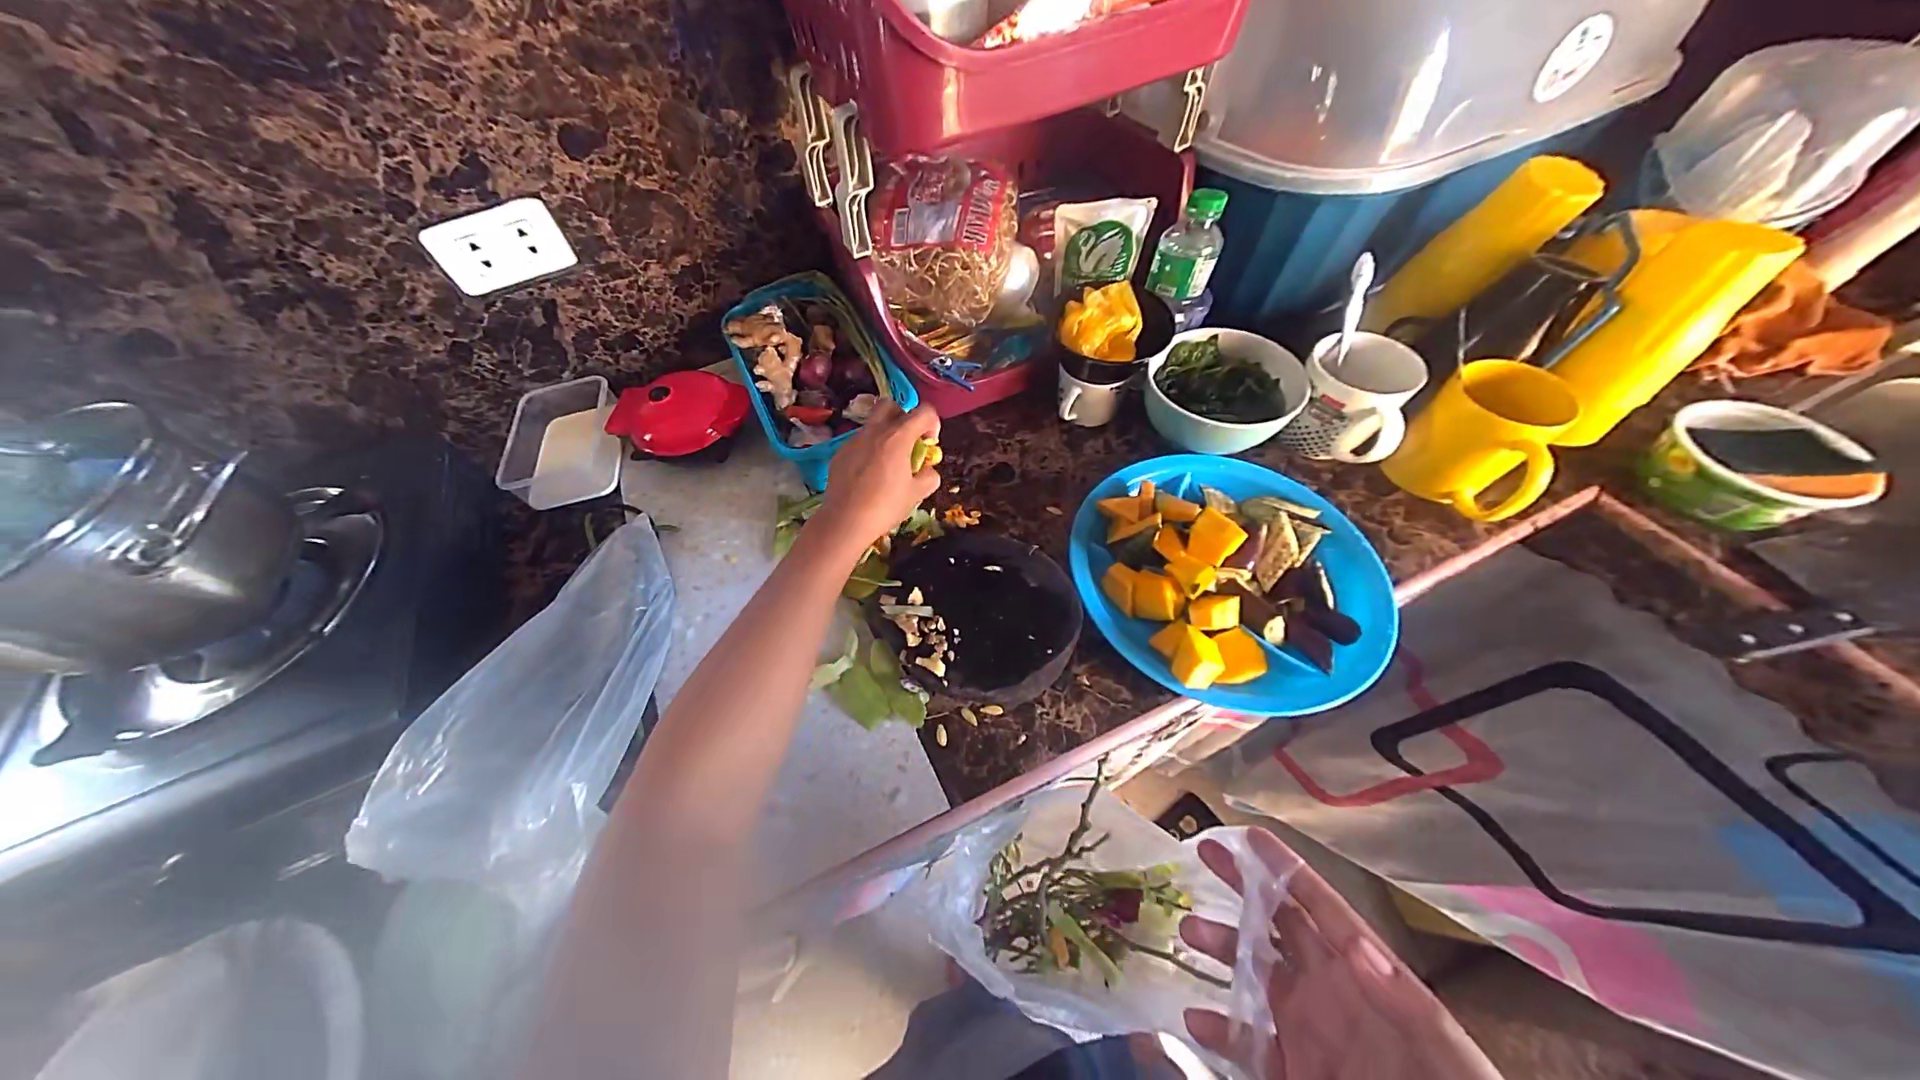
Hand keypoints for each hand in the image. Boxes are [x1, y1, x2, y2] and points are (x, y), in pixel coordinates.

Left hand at [809, 402, 941, 556]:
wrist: (844, 521)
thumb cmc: (885, 506)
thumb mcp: (917, 494)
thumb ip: (929, 476)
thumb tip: (927, 470)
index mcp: (898, 437)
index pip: (923, 411)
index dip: (932, 423)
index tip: (930, 443)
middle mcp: (874, 432)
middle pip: (890, 405)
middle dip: (903, 417)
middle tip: (907, 441)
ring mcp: (853, 441)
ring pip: (872, 425)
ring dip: (885, 435)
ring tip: (887, 464)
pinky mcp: (839, 454)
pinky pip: (858, 443)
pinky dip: (868, 451)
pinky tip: (868, 476)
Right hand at [1181, 829, 1500, 1079]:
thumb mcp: (1442, 1049)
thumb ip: (1403, 999)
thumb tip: (1356, 945)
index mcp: (1364, 976)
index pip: (1321, 908)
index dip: (1285, 869)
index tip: (1250, 836)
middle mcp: (1329, 992)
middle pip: (1277, 926)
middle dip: (1241, 886)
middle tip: (1205, 853)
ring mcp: (1308, 1032)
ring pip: (1253, 975)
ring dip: (1221, 948)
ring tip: (1189, 932)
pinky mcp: (1291, 1071)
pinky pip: (1248, 1043)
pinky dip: (1219, 1029)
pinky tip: (1195, 1018)